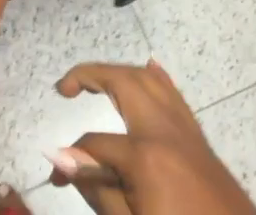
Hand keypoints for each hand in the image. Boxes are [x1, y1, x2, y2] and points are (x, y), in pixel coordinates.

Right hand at [49, 61, 255, 214]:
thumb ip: (96, 188)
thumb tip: (60, 157)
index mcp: (145, 155)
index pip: (95, 144)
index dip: (71, 161)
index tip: (56, 179)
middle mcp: (165, 130)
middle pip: (124, 82)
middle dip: (91, 75)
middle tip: (65, 87)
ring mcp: (186, 131)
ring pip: (150, 80)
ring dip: (119, 73)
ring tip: (94, 78)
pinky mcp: (199, 139)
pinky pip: (174, 94)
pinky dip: (155, 78)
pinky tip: (149, 68)